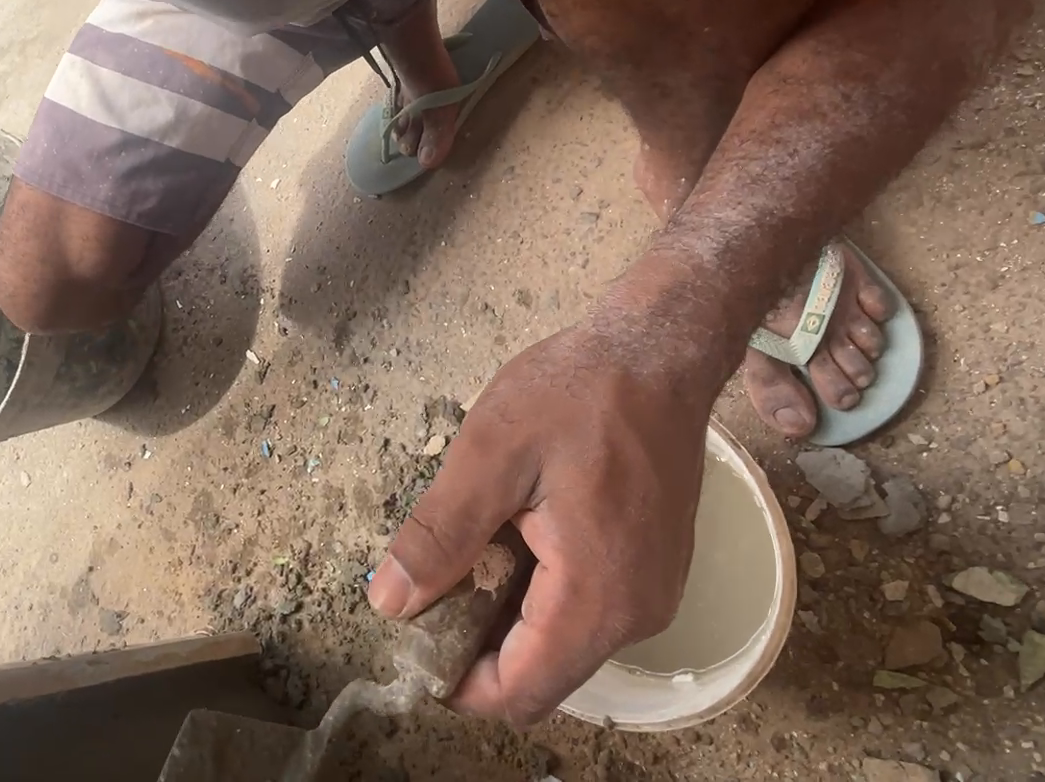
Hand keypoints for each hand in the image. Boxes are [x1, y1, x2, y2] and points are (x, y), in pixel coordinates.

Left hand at [365, 317, 715, 725]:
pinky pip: (582, 606)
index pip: (521, 692)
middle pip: (541, 672)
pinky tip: (504, 535)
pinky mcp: (648, 564)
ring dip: (502, 613)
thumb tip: (390, 604)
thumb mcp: (489, 454)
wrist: (655, 352)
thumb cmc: (573, 394)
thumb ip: (440, 534)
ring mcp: (650, 590)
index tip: (409, 645)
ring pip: (560, 640)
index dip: (458, 684)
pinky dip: (534, 589)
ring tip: (459, 552)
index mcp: (597, 597)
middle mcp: (636, 614)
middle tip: (424, 586)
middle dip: (474, 646)